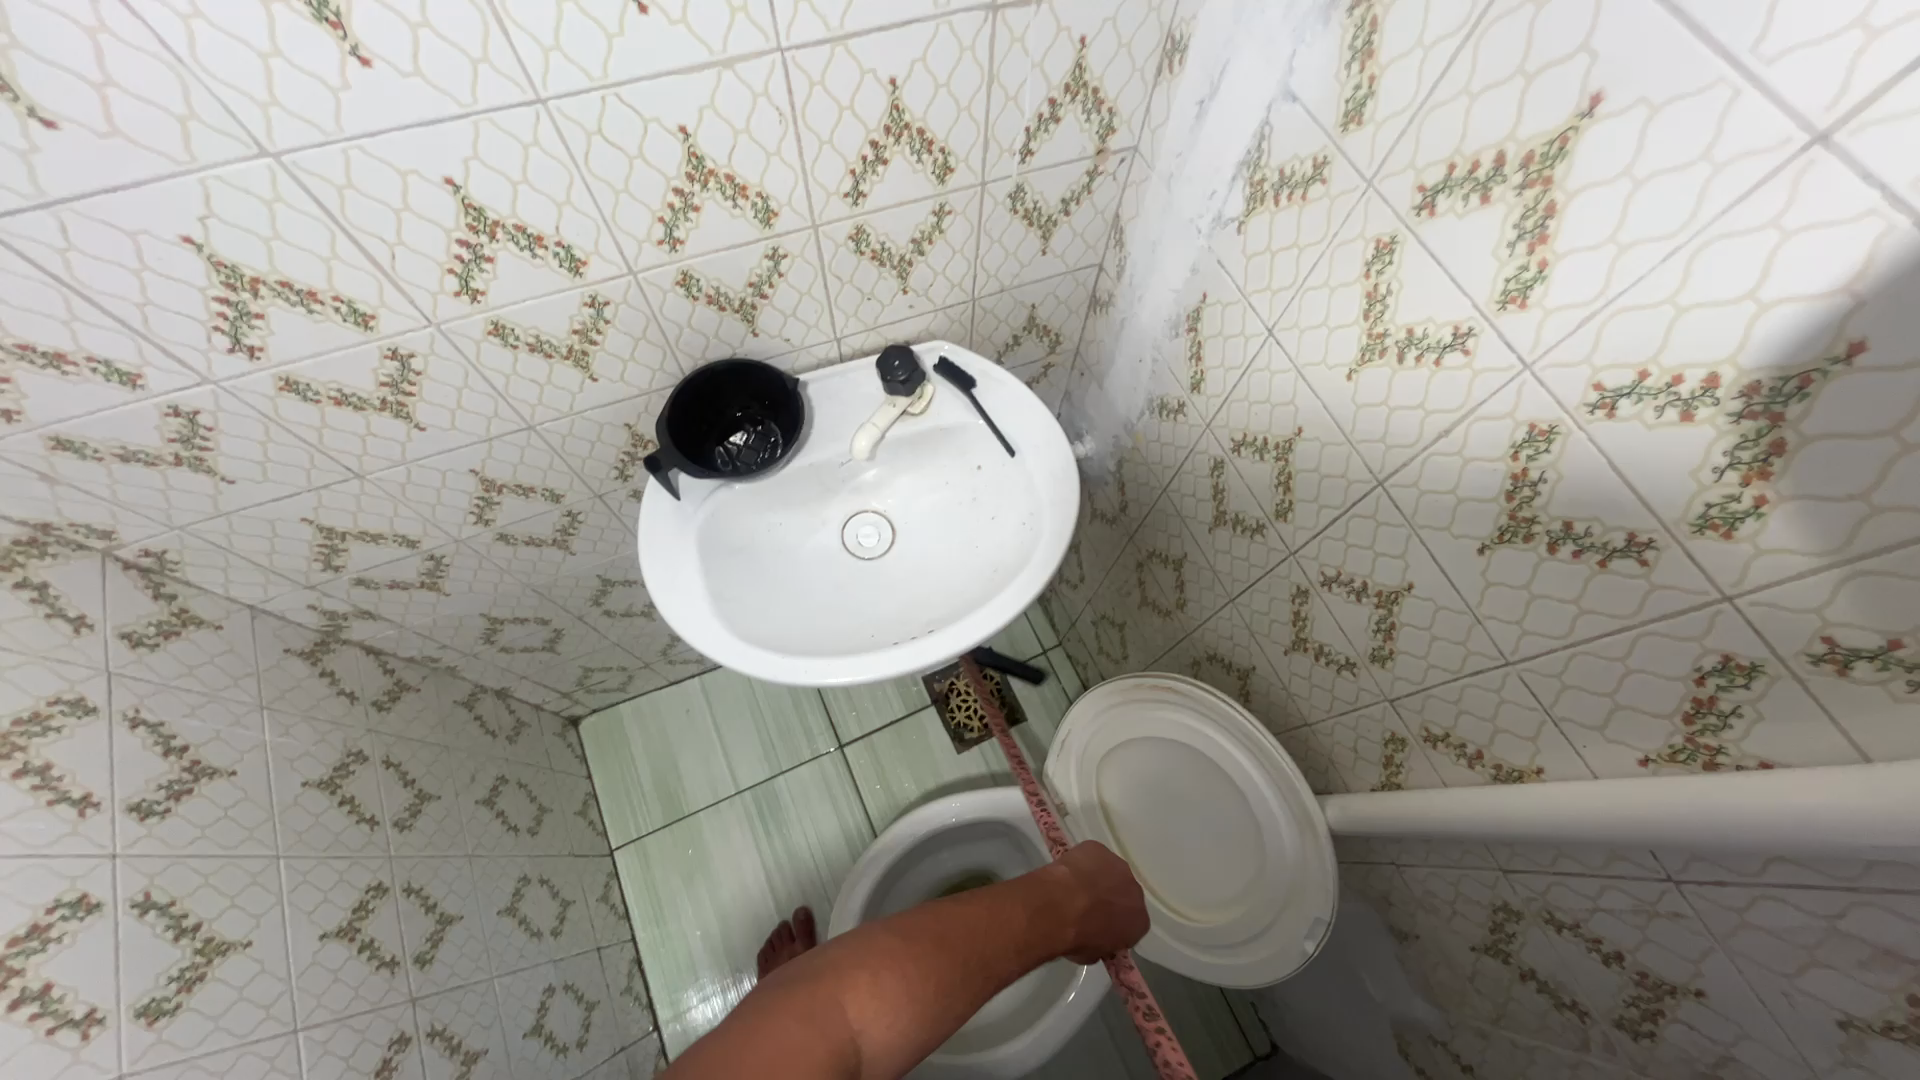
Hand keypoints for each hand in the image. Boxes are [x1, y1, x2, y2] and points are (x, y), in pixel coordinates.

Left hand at [1047, 841, 1149, 963]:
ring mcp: (1118, 865)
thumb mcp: (1092, 953)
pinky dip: (1082, 861)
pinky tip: (1069, 870)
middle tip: (1086, 904)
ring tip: (1075, 885)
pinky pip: (1092, 855)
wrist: (1060, 906)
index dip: (1115, 923)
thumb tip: (1095, 938)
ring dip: (1096, 877)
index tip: (1099, 926)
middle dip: (1109, 897)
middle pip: (1124, 893)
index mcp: (1139, 921)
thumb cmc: (1077, 937)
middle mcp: (1135, 891)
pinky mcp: (1098, 848)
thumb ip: (1102, 944)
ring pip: (1109, 871)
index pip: (1132, 923)